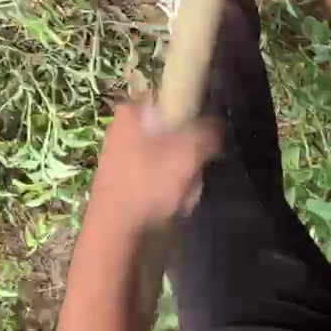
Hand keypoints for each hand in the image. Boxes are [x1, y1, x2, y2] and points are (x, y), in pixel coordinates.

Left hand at [84, 100, 219, 243]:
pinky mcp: (119, 178)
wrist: (113, 230)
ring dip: (180, 177)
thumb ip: (206, 133)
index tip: (201, 138)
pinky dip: (164, 190)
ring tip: (182, 197)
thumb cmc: (148, 184)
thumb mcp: (187, 154)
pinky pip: (152, 175)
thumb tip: (216, 126)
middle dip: (187, 156)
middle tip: (193, 174)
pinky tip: (170, 206)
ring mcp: (118, 154)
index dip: (190, 116)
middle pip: (170, 132)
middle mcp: (121, 127)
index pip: (169, 100)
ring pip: (164, 157)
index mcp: (131, 111)